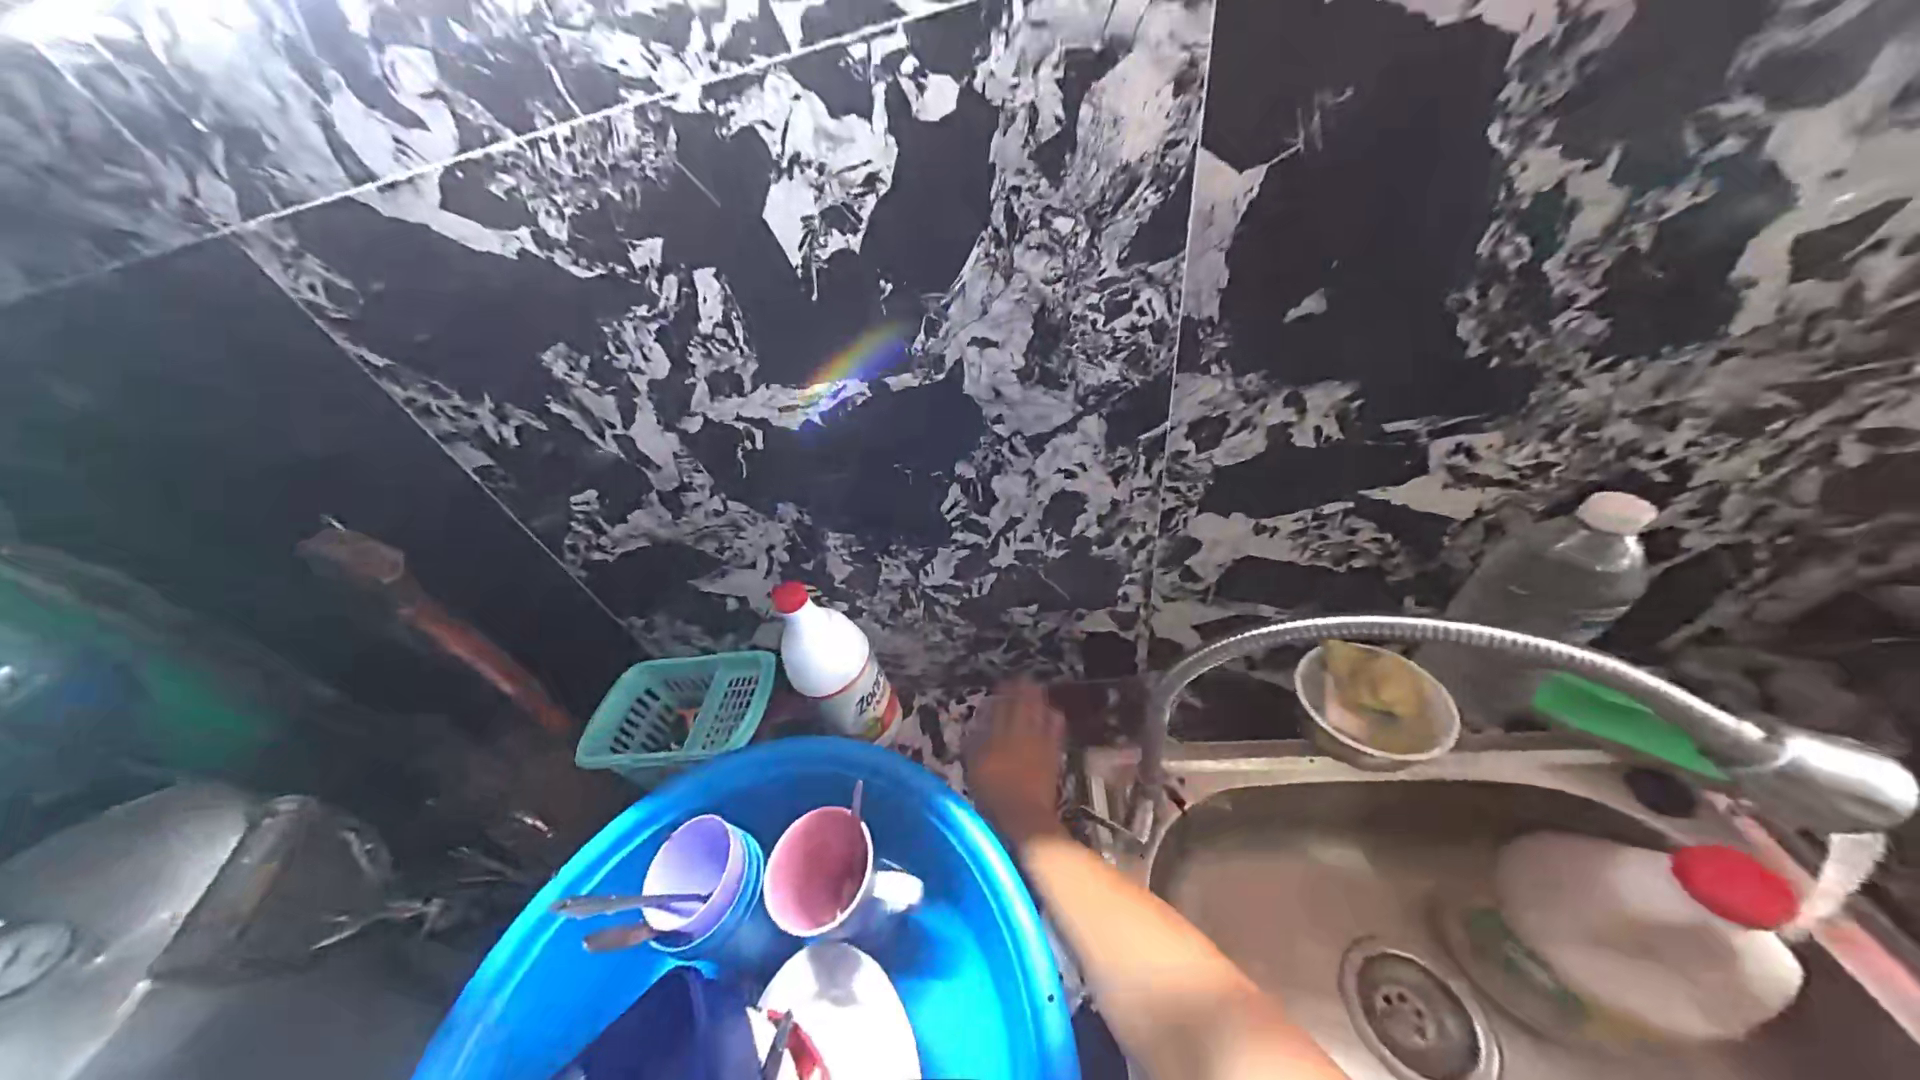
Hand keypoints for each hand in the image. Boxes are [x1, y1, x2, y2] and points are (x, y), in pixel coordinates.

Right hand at [967, 679, 1066, 843]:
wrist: (1024, 816)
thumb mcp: (974, 767)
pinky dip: (1054, 718)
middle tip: (1024, 679)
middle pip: (1025, 704)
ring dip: (1041, 700)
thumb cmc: (992, 794)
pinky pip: (1056, 729)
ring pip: (1042, 713)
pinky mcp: (1053, 754)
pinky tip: (1054, 714)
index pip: (1002, 706)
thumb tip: (975, 726)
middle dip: (1025, 689)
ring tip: (1038, 693)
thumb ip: (974, 743)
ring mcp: (1040, 743)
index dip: (1004, 692)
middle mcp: (1021, 732)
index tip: (1003, 683)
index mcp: (998, 734)